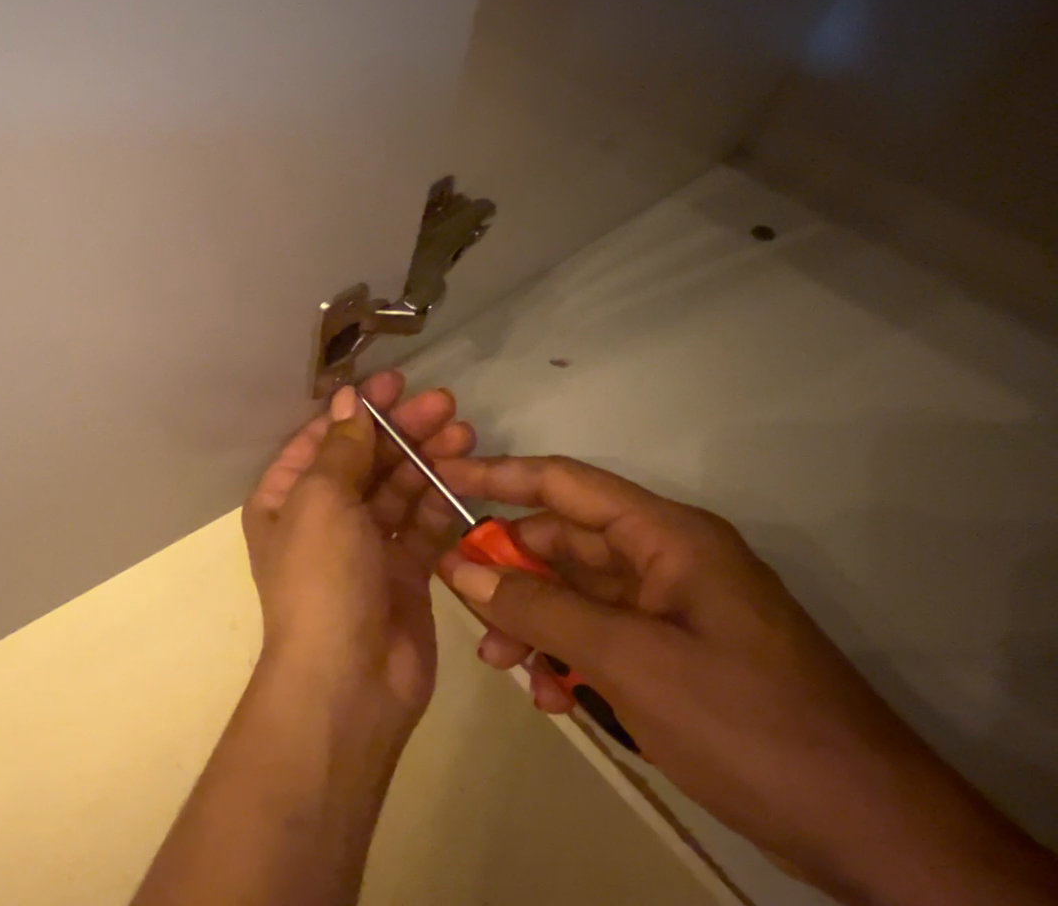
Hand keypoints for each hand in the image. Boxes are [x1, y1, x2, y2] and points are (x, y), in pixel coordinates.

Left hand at [241, 371, 474, 721]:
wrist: (349, 679)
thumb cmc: (321, 578)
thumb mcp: (320, 501)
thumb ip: (341, 449)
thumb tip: (347, 400)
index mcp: (284, 500)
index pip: (320, 440)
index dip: (356, 409)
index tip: (394, 381)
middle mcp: (320, 519)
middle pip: (363, 461)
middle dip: (399, 430)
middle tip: (443, 402)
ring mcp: (363, 547)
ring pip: (396, 490)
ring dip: (425, 459)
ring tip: (463, 429)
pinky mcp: (403, 573)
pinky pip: (421, 525)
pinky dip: (440, 499)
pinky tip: (465, 471)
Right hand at [427, 455, 1057, 905]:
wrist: (869, 829)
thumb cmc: (747, 724)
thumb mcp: (628, 661)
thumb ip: (537, 607)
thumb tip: (456, 566)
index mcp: (669, 539)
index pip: (564, 483)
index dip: (495, 474)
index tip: (434, 476)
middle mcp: (668, 562)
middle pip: (561, 542)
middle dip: (506, 572)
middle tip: (460, 606)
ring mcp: (673, 611)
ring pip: (573, 593)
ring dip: (531, 623)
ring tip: (505, 668)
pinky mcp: (675, 655)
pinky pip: (598, 636)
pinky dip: (565, 657)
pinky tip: (552, 698)